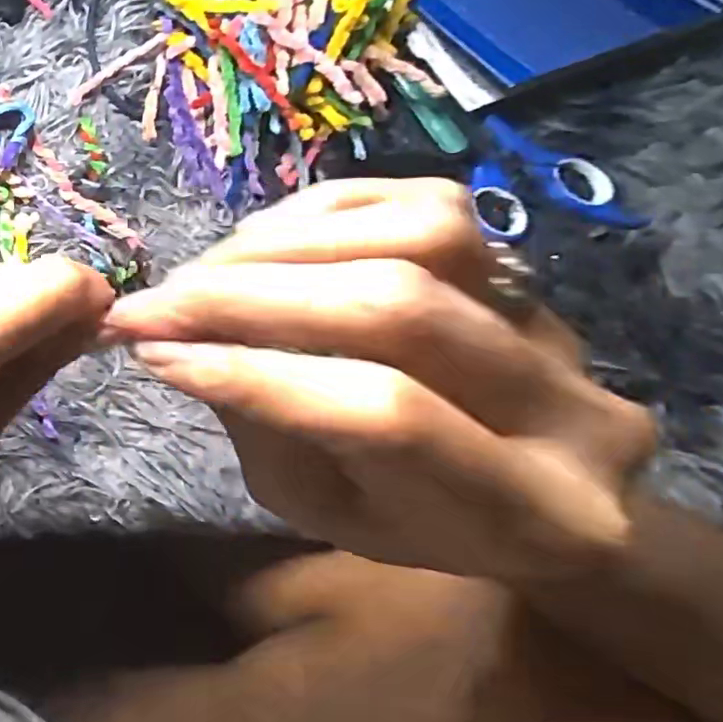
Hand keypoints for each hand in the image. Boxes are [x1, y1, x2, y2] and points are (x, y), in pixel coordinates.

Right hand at [103, 179, 655, 580]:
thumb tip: (168, 341)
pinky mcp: (525, 262)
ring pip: (421, 238)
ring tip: (199, 275)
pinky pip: (423, 205)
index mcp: (524, 511)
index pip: (384, 415)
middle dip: (244, 297)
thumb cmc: (397, 516)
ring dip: (277, 248)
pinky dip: (317, 214)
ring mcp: (558, 321)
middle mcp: (572, 409)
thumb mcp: (311, 503)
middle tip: (151, 305)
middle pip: (395, 308)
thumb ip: (256, 421)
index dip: (253, 373)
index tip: (150, 352)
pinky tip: (256, 243)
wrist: (520, 488)